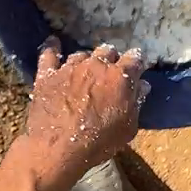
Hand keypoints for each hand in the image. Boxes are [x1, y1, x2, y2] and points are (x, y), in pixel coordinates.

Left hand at [10, 39, 146, 190]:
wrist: (58, 148)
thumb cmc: (99, 142)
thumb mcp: (127, 128)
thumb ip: (136, 103)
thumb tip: (142, 85)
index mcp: (120, 77)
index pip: (135, 58)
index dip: (137, 63)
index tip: (137, 69)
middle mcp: (96, 65)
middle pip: (107, 51)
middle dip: (111, 59)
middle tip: (108, 74)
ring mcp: (70, 68)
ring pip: (81, 54)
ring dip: (86, 61)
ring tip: (84, 73)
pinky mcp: (48, 74)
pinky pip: (49, 54)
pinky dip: (52, 48)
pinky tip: (54, 43)